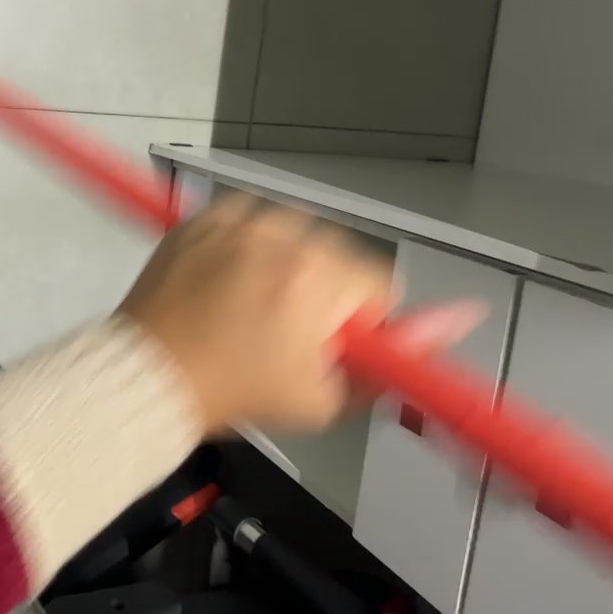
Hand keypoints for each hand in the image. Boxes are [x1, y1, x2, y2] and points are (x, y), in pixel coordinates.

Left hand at [118, 194, 482, 433]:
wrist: (149, 372)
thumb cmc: (235, 389)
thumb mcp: (327, 394)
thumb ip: (399, 357)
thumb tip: (463, 315)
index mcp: (318, 275)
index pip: (379, 284)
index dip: (362, 320)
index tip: (330, 343)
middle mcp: (278, 235)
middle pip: (334, 254)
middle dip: (323, 289)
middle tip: (285, 330)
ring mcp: (230, 222)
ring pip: (288, 232)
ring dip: (283, 260)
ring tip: (252, 303)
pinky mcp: (194, 220)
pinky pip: (239, 218)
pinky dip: (242, 241)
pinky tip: (226, 278)